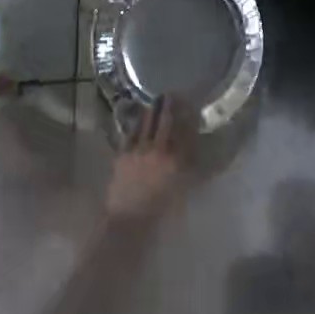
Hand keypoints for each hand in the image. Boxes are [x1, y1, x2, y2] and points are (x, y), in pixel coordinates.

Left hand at [105, 97, 190, 220]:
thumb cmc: (159, 209)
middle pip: (165, 120)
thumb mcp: (181, 187)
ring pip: (147, 122)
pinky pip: (132, 132)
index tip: (191, 105)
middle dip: (170, 104)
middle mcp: (159, 150)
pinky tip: (139, 116)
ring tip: (156, 99)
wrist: (129, 221)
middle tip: (172, 92)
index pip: (185, 131)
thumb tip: (191, 146)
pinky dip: (137, 122)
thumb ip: (187, 165)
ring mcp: (139, 150)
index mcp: (176, 161)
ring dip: (152, 109)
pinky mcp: (124, 153)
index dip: (188, 115)